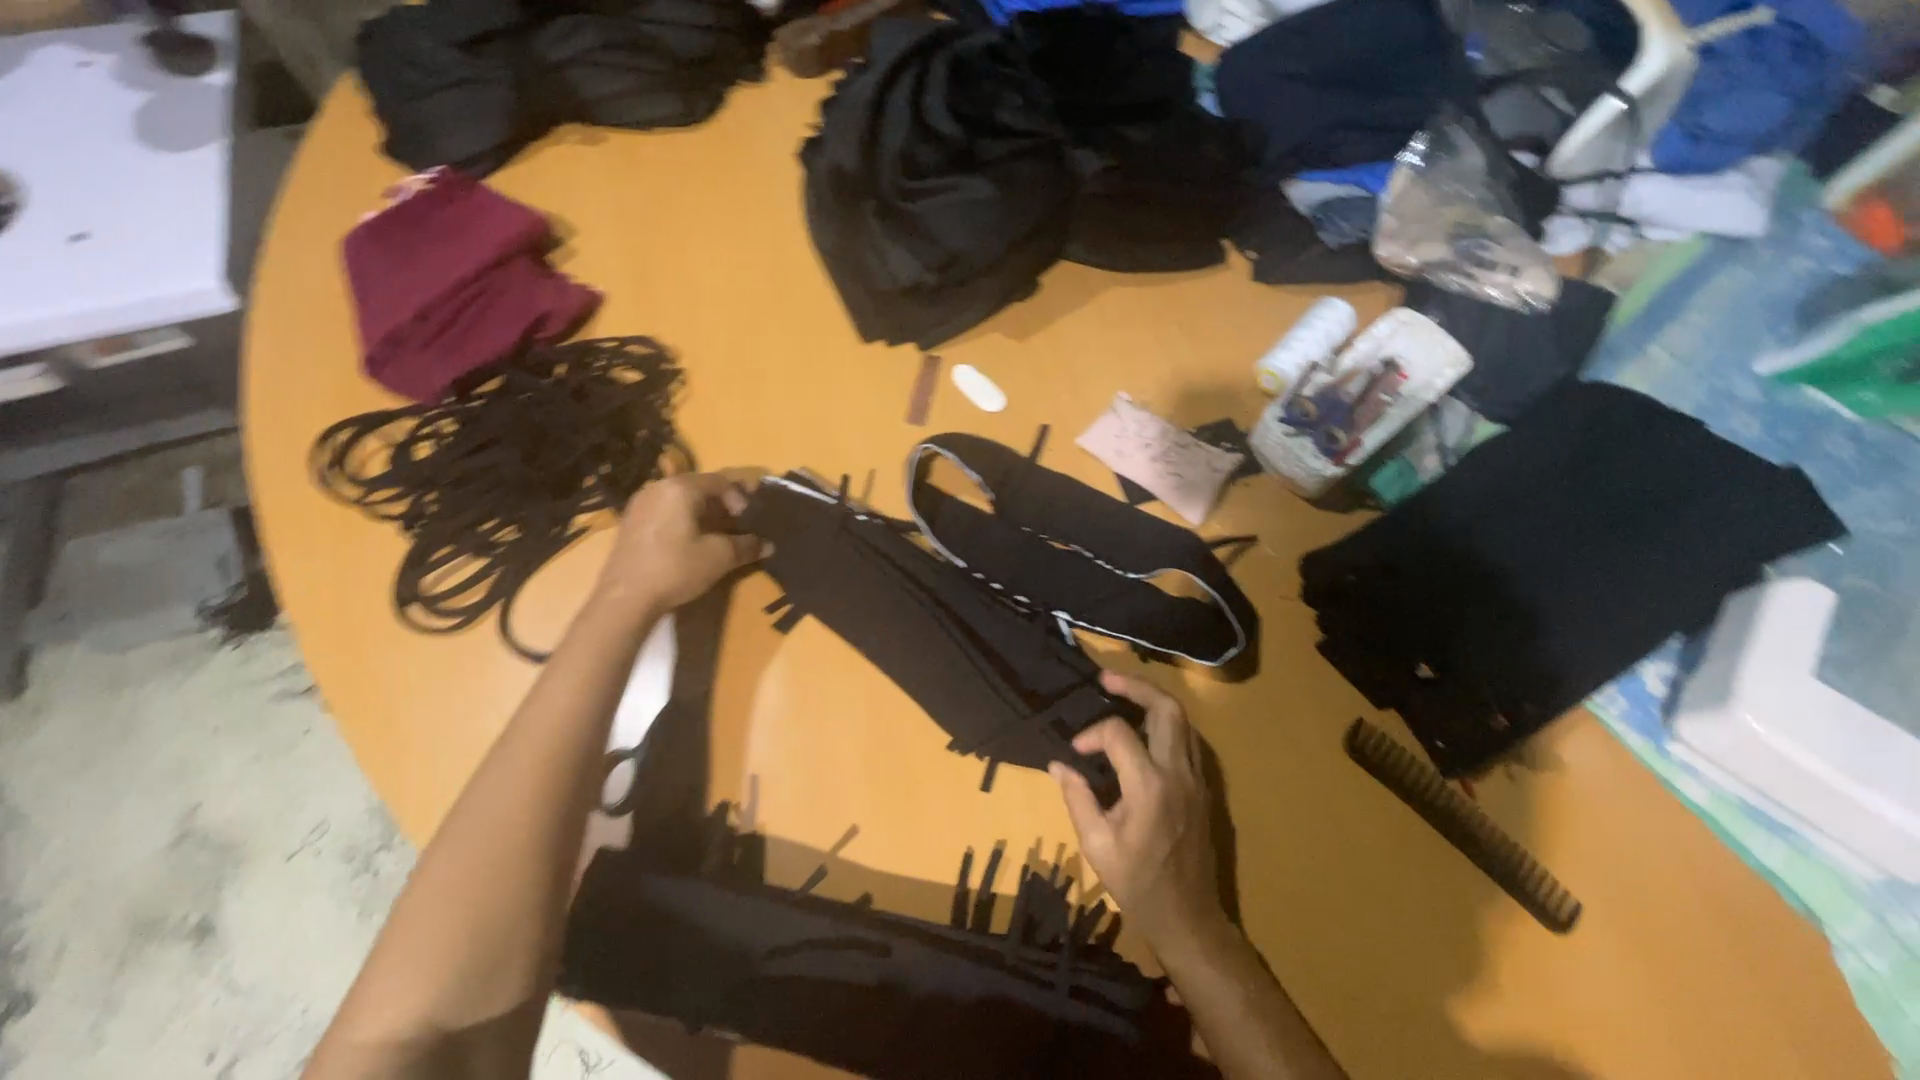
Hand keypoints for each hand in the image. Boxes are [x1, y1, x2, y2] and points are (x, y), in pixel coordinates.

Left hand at [594, 469, 770, 622]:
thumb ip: (746, 546)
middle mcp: (657, 487)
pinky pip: (665, 511)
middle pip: (698, 487)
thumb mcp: (719, 557)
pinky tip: (690, 543)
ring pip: (680, 500)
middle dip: (722, 505)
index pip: (719, 480)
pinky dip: (683, 520)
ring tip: (717, 536)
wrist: (625, 598)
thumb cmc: (675, 569)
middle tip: (737, 526)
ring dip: (703, 513)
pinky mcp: (630, 522)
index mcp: (680, 488)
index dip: (740, 498)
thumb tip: (768, 545)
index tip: (749, 521)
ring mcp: (640, 504)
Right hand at [1050, 672, 1228, 954]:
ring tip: (1122, 695)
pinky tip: (1141, 731)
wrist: (1188, 916)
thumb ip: (1077, 798)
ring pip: (1182, 721)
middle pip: (1166, 709)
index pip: (1118, 733)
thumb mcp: (1096, 846)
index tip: (1076, 752)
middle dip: (1136, 686)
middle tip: (1106, 680)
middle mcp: (1178, 774)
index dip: (1092, 734)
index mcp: (1149, 787)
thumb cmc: (1137, 885)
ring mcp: (1196, 779)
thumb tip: (1059, 764)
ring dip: (1153, 702)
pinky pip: (1187, 741)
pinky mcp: (1203, 788)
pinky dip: (1164, 725)